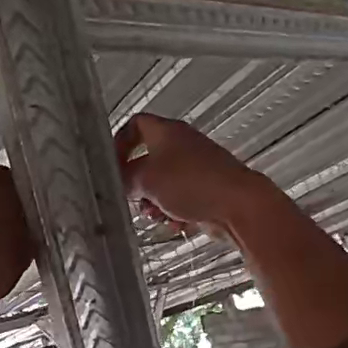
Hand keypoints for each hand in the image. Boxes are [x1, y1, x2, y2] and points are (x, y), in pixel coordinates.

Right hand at [114, 113, 284, 237]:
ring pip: (163, 183)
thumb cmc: (192, 184)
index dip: (120, 143)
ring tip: (155, 214)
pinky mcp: (206, 189)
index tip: (112, 165)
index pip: (135, 124)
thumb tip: (120, 181)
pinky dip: (174, 210)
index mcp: (166, 132)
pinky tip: (176, 222)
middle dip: (137, 183)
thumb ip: (127, 178)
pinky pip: (181, 199)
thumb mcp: (147, 180)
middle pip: (148, 160)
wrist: (236, 205)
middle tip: (133, 197)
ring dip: (154, 201)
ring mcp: (196, 167)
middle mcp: (182, 145)